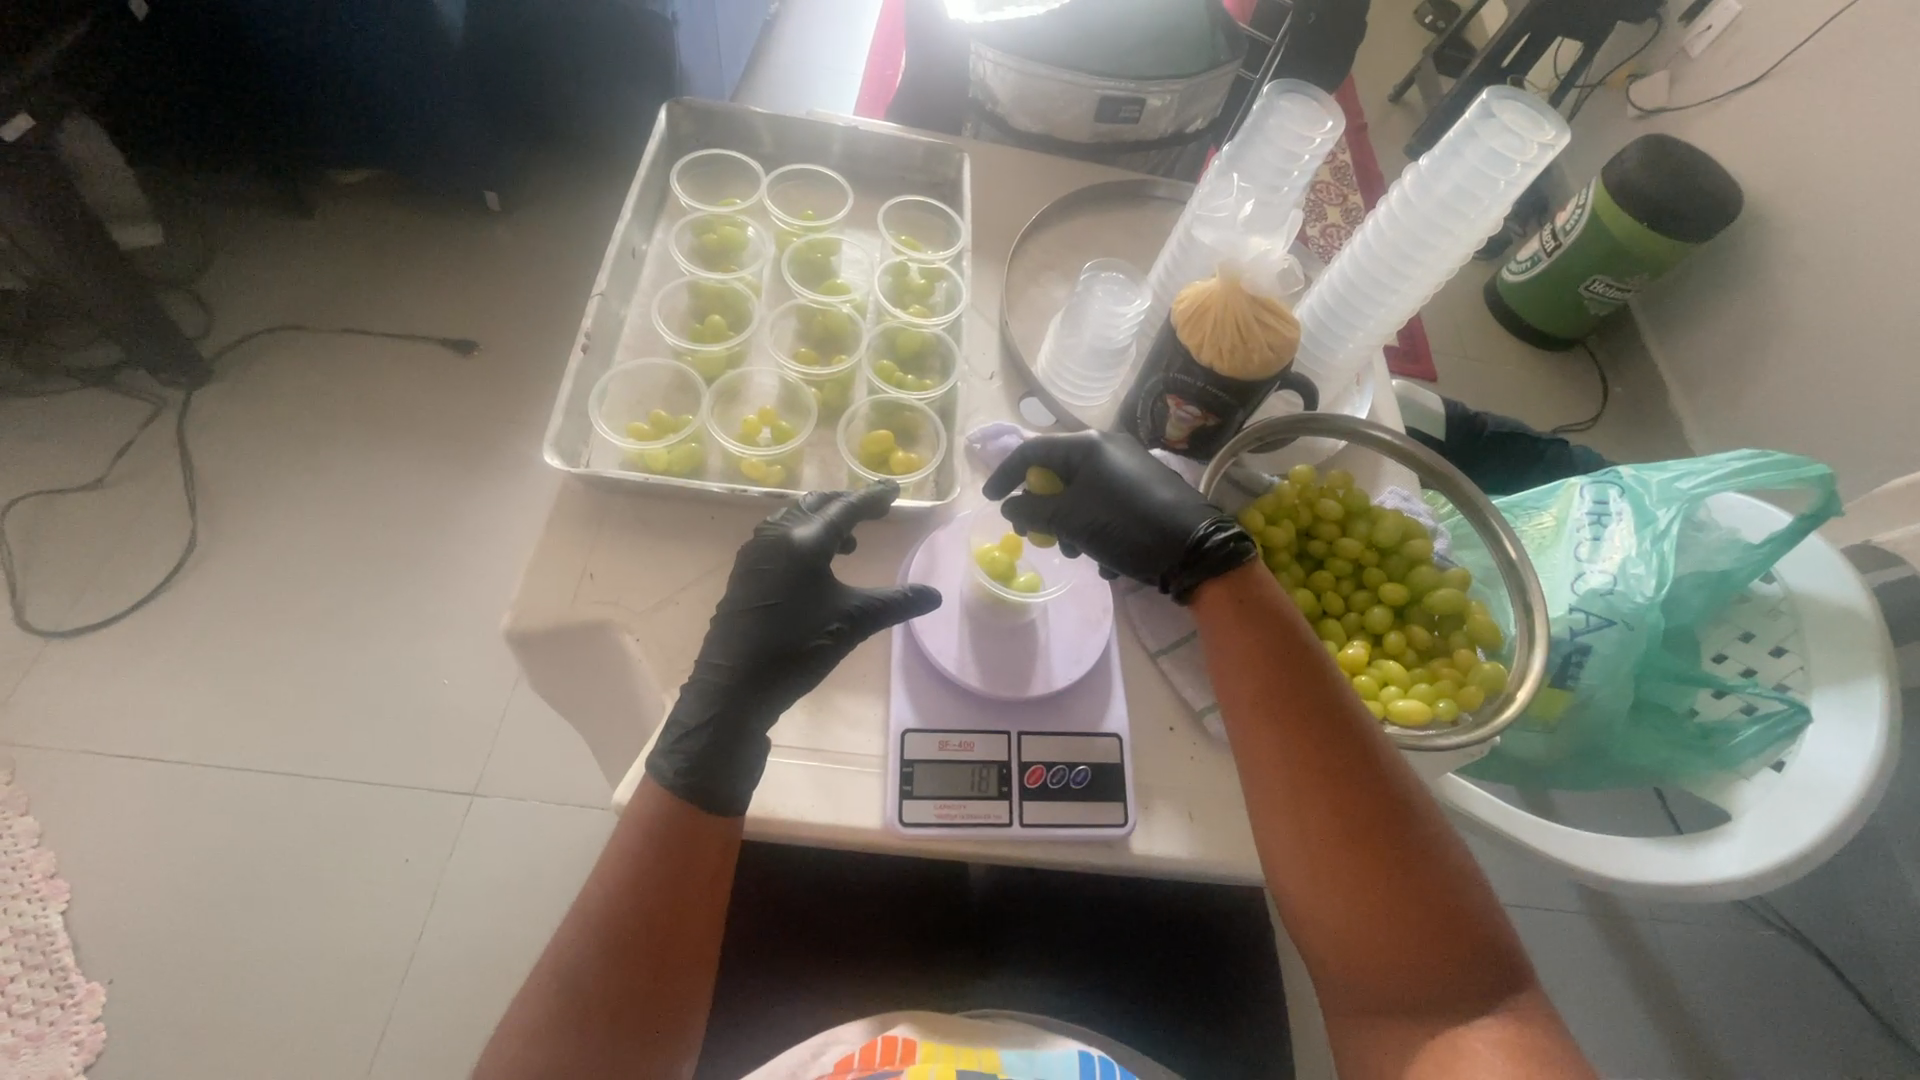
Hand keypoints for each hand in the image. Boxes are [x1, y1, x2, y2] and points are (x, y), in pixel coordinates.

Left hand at [645, 483, 941, 815]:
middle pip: (817, 505)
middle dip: (847, 504)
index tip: (893, 490)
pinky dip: (803, 536)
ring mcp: (756, 553)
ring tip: (849, 542)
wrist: (734, 685)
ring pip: (794, 519)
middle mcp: (777, 536)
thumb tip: (935, 595)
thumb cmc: (797, 648)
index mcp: (805, 541)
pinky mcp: (746, 571)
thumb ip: (897, 603)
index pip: (846, 508)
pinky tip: (815, 565)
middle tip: (874, 512)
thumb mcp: (855, 622)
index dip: (872, 498)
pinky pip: (779, 537)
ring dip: (823, 521)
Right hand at [983, 431, 1256, 602]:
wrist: (1194, 548)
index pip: (1031, 451)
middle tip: (1035, 537)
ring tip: (1076, 553)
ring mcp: (1129, 469)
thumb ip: (1032, 511)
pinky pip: (1104, 505)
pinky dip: (1094, 529)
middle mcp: (1108, 449)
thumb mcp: (1071, 520)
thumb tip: (1009, 506)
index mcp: (1088, 445)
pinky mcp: (1144, 491)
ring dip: (1069, 526)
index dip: (1005, 475)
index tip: (991, 501)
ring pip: (1080, 494)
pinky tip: (1105, 558)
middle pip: (1056, 473)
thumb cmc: (1125, 527)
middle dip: (1042, 510)